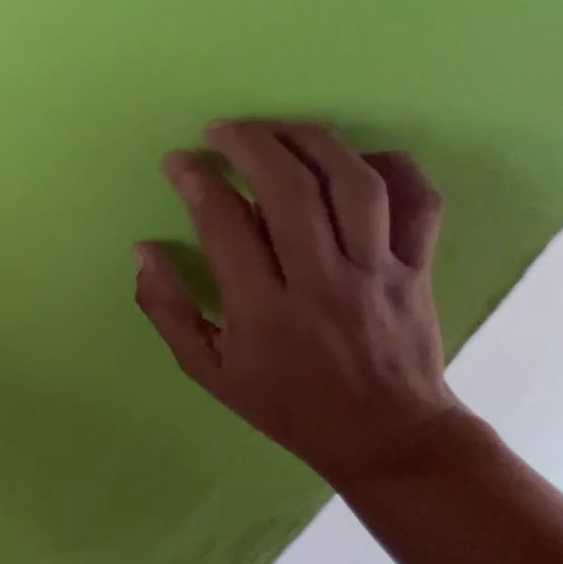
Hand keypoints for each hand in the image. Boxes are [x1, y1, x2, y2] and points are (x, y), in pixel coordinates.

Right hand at [134, 120, 468, 484]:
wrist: (388, 435)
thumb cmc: (282, 401)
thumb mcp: (204, 369)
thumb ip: (166, 308)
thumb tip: (142, 251)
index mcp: (263, 307)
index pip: (225, 223)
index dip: (196, 182)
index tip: (175, 161)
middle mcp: (322, 280)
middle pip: (290, 190)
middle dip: (251, 146)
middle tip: (221, 129)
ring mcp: (378, 271)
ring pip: (354, 185)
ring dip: (313, 143)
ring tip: (278, 128)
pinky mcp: (420, 269)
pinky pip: (419, 203)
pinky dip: (393, 168)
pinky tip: (355, 158)